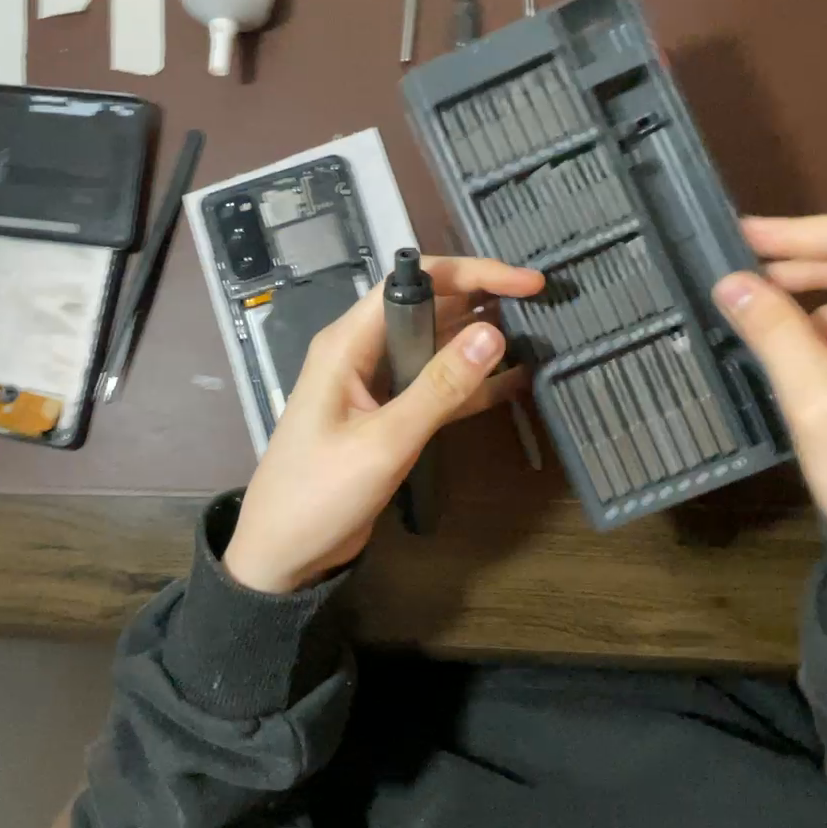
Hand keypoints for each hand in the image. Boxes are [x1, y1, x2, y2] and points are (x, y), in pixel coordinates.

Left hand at [223, 256, 545, 593]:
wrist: (283, 553)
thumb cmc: (319, 493)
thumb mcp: (384, 441)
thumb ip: (440, 388)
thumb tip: (494, 333)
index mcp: (348, 343)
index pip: (412, 283)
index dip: (471, 274)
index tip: (526, 282)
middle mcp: (362, 353)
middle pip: (427, 309)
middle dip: (482, 302)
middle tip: (543, 307)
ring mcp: (376, 385)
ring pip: (435, 348)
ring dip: (480, 344)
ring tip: (540, 334)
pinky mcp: (388, 417)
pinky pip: (435, 389)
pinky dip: (470, 386)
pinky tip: (515, 382)